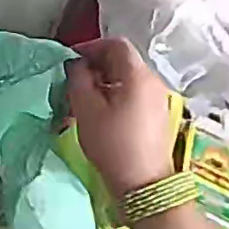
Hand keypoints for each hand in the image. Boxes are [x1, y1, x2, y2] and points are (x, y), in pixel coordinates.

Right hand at [66, 37, 178, 195]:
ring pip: (127, 78)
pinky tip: (100, 112)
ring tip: (83, 98)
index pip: (115, 45)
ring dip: (104, 81)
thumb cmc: (112, 144)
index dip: (91, 46)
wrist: (143, 184)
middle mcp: (153, 82)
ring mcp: (158, 99)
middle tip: (73, 80)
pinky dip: (115, 94)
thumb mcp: (86, 110)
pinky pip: (133, 94)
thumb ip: (78, 80)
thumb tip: (76, 65)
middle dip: (96, 65)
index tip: (70, 60)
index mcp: (138, 75)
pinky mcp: (157, 116)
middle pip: (123, 61)